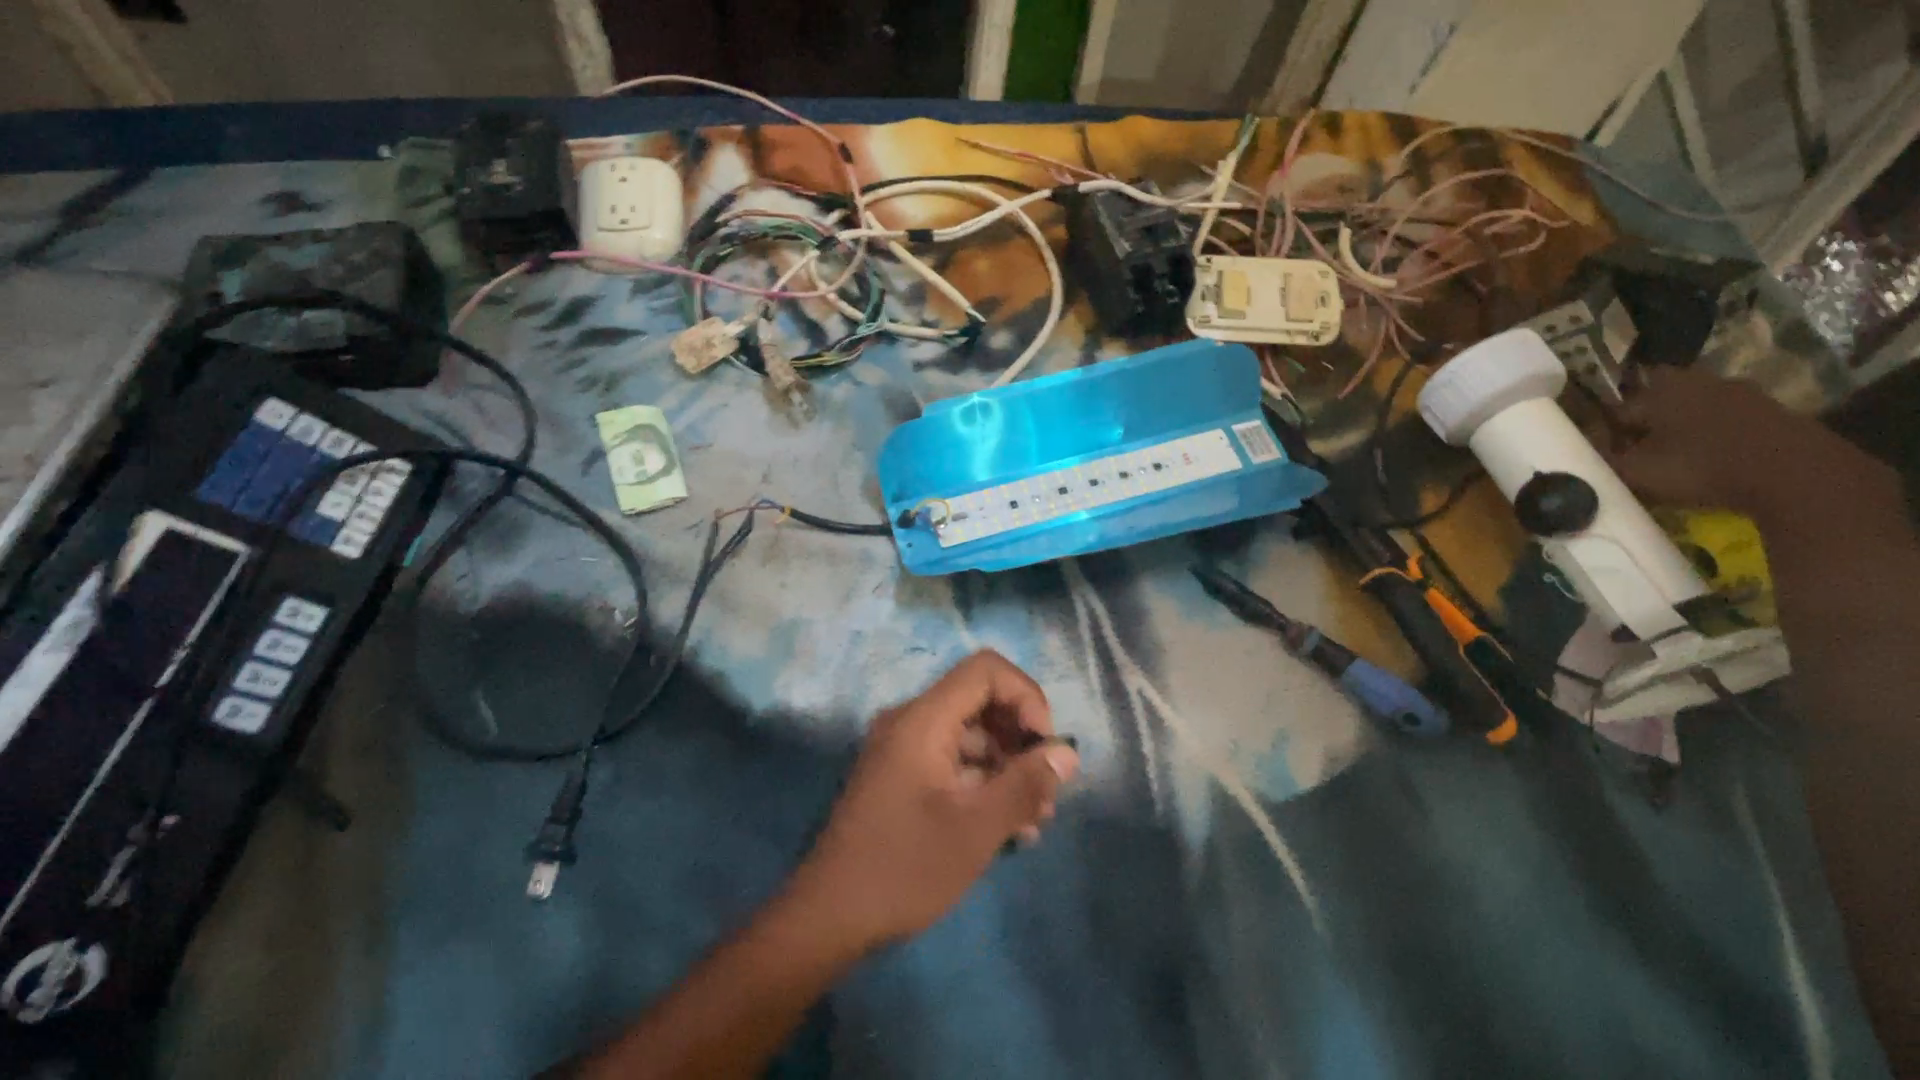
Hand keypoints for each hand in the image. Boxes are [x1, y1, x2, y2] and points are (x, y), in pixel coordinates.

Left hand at [778, 650, 1079, 953]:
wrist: (829, 916)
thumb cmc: (905, 868)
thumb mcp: (976, 829)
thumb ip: (1026, 785)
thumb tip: (1066, 753)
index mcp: (922, 721)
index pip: (986, 671)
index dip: (1026, 697)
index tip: (1046, 747)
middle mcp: (910, 724)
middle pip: (981, 703)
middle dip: (1022, 741)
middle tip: (1048, 793)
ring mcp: (903, 753)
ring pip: (971, 739)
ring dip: (1009, 770)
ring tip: (1034, 821)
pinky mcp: (901, 781)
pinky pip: (953, 765)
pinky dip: (984, 787)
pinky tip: (1009, 831)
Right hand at [1604, 368, 1892, 522]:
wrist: (1794, 472)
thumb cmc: (1702, 466)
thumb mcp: (1638, 473)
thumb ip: (1602, 464)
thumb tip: (1573, 463)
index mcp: (1660, 389)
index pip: (1618, 408)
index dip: (1606, 433)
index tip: (1603, 456)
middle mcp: (1698, 381)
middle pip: (1658, 404)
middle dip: (1645, 427)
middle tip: (1636, 457)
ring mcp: (1740, 393)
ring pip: (1693, 412)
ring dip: (1681, 432)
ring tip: (1672, 462)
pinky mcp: (1771, 412)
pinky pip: (1726, 423)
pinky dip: (1713, 439)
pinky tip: (1710, 463)